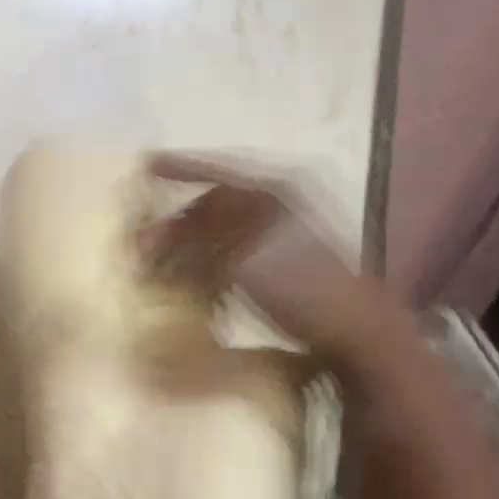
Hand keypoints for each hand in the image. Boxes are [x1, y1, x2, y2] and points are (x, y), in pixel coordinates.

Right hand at [144, 151, 411, 367]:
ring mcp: (281, 236)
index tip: (146, 165)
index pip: (220, 171)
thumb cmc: (305, 289)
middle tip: (142, 238)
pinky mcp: (281, 266)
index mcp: (276, 192)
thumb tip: (150, 237)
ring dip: (188, 245)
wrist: (356, 332)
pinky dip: (208, 265)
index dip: (183, 167)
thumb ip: (196, 244)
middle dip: (176, 219)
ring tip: (158, 263)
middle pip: (216, 203)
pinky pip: (232, 255)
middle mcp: (278, 206)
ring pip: (222, 230)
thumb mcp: (245, 259)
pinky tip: (189, 281)